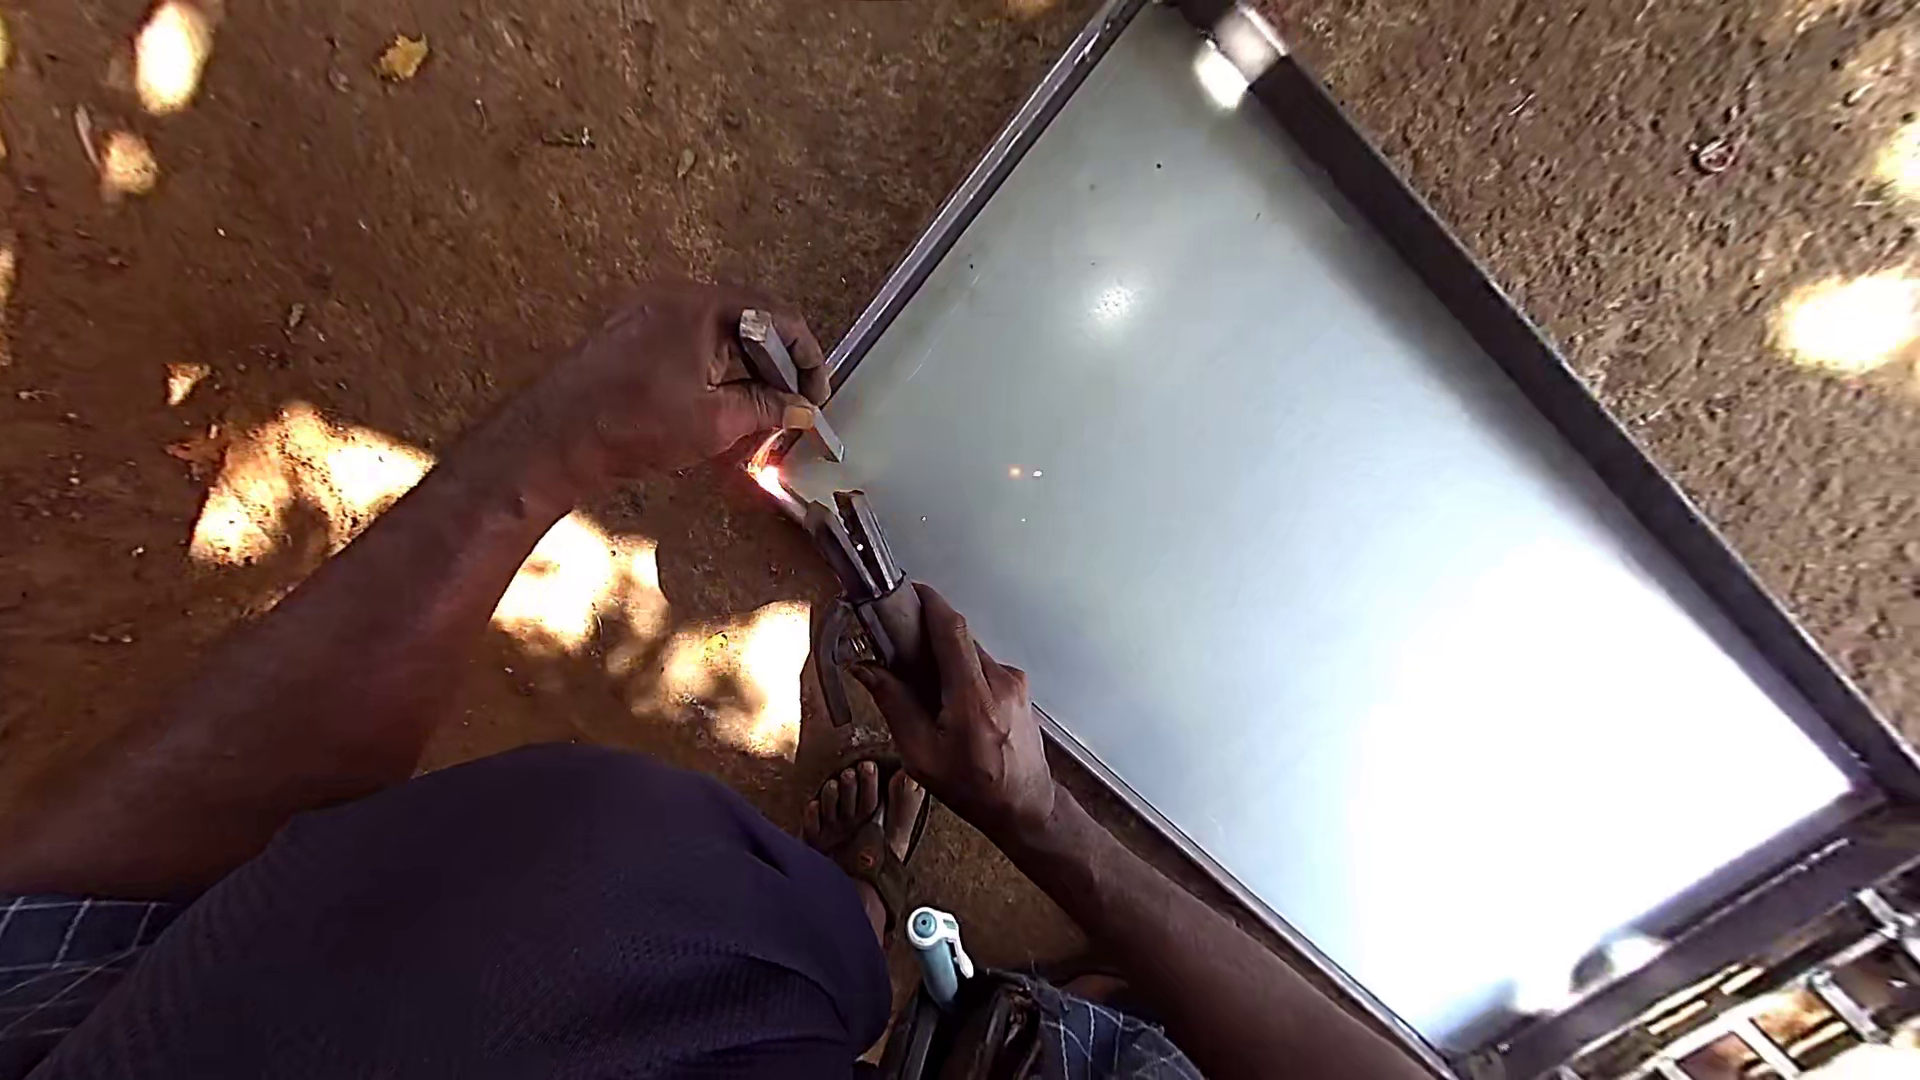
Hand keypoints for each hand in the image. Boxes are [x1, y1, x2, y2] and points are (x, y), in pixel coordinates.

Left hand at [531, 283, 828, 477]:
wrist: (555, 440)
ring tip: (764, 412)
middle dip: (781, 367)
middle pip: (753, 323)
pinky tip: (729, 404)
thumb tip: (800, 408)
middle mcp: (677, 299)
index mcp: (701, 308)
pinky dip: (723, 370)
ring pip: (726, 335)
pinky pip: (698, 343)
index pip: (779, 318)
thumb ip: (769, 408)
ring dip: (752, 371)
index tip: (814, 393)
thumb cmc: (630, 424)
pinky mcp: (639, 335)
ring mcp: (654, 314)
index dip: (807, 359)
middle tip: (793, 406)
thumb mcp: (718, 420)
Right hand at [853, 585, 1057, 845]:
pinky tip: (954, 701)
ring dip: (947, 657)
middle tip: (904, 649)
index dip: (931, 603)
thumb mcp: (921, 755)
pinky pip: (984, 665)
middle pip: (959, 637)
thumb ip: (894, 704)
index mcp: (973, 698)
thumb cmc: (973, 787)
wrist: (1025, 806)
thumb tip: (867, 669)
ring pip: (971, 650)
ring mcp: (1015, 682)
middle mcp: (1000, 681)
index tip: (911, 591)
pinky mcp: (1019, 686)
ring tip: (928, 687)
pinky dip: (964, 671)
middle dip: (930, 636)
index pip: (952, 631)